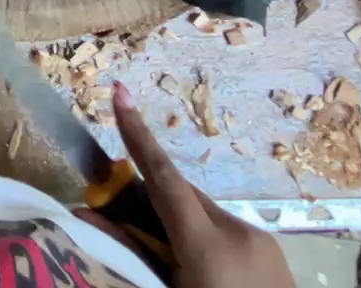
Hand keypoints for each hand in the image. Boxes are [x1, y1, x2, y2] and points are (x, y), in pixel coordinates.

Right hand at [112, 82, 293, 287]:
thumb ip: (130, 255)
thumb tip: (82, 216)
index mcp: (209, 248)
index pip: (163, 177)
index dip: (137, 134)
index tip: (118, 91)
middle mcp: (240, 235)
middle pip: (181, 195)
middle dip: (153, 200)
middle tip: (127, 222)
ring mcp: (264, 247)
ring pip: (203, 215)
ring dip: (179, 226)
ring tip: (171, 267)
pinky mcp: (278, 261)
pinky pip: (226, 235)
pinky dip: (203, 241)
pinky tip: (201, 275)